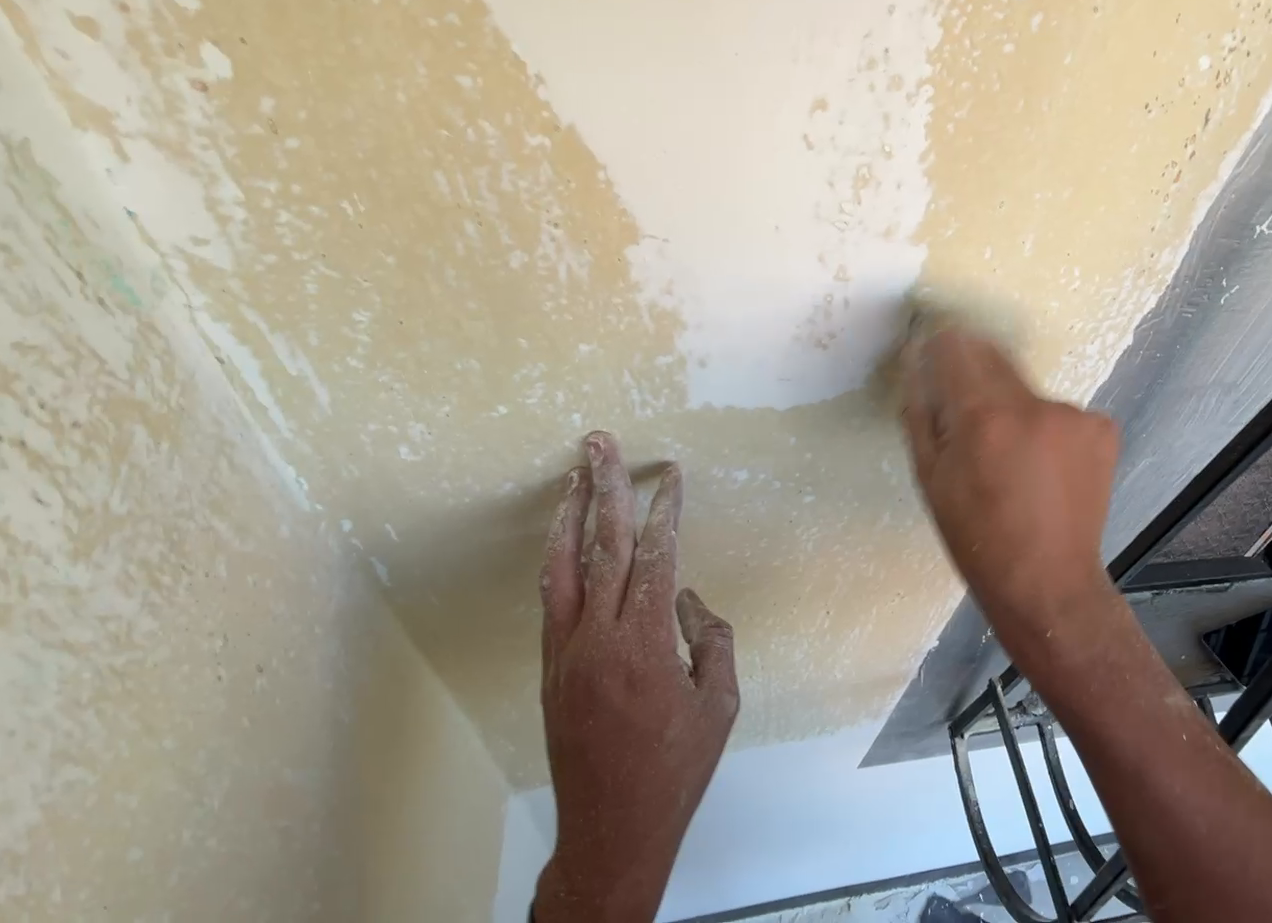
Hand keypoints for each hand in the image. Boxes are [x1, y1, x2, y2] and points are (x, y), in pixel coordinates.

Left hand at [535, 431, 738, 922]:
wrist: (612, 827)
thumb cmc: (676, 768)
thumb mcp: (719, 705)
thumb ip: (711, 641)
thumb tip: (687, 599)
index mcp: (645, 643)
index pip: (654, 557)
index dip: (663, 510)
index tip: (670, 474)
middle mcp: (598, 637)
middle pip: (601, 546)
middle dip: (604, 488)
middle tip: (600, 443)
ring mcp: (567, 651)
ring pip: (563, 566)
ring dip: (570, 514)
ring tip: (575, 472)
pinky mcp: (551, 667)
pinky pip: (552, 598)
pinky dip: (558, 558)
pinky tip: (564, 537)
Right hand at [898, 322, 1121, 641]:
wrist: (1047, 582)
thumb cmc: (976, 536)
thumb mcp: (929, 478)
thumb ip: (920, 412)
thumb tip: (914, 363)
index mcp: (982, 416)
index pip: (954, 345)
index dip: (939, 347)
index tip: (933, 357)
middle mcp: (1032, 404)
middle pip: (993, 357)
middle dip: (975, 379)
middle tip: (973, 424)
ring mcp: (1074, 414)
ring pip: (1026, 389)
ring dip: (1012, 407)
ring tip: (1013, 459)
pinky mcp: (1102, 428)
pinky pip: (1060, 412)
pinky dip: (1047, 430)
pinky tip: (1046, 469)